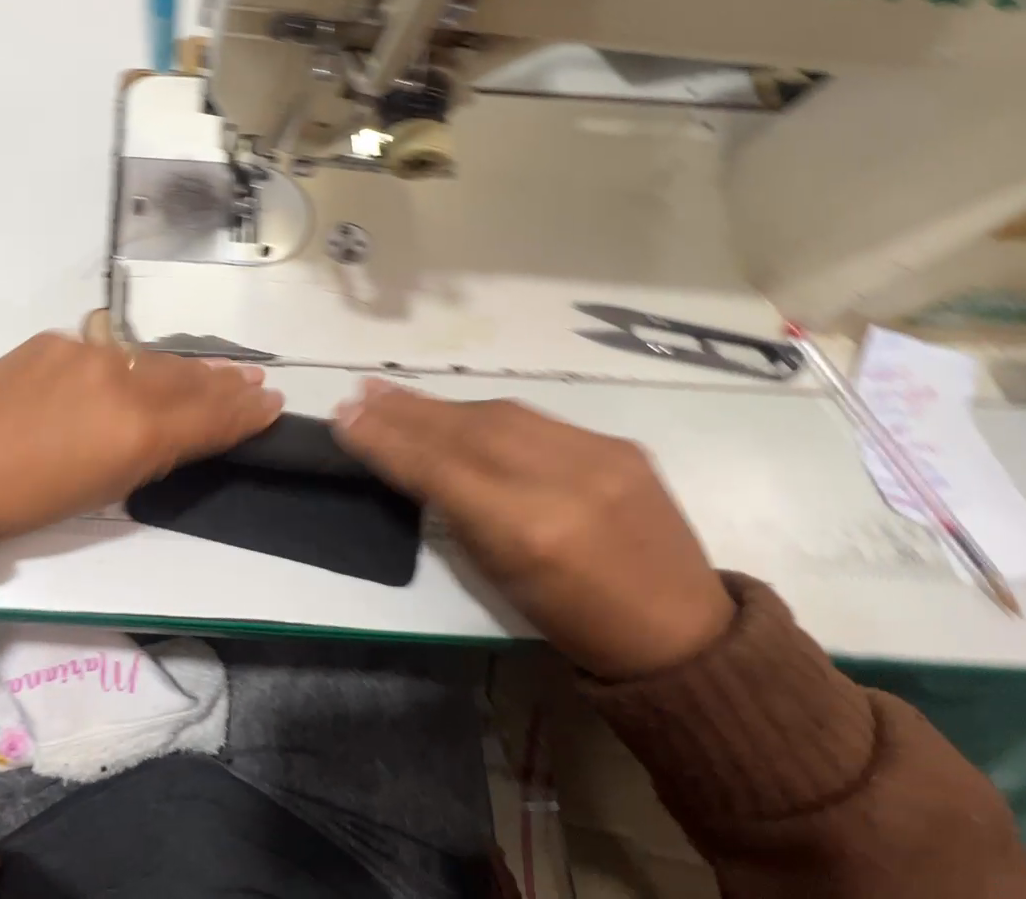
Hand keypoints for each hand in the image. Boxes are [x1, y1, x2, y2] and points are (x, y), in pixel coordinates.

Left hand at [0, 333, 283, 538]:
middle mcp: (121, 381)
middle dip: (225, 385)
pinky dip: (126, 365)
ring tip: (216, 372)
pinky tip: (136, 373)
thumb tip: (190, 429)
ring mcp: (87, 353)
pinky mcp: (57, 339)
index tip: (271, 403)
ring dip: (185, 370)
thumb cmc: (33, 500)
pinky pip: (106, 351)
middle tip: (254, 382)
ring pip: (152, 359)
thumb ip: (157, 452)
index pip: (209, 417)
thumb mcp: (108, 488)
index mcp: (138, 431)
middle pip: (188, 380)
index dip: (244, 412)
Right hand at [332, 379, 734, 678]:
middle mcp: (564, 481)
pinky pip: (534, 420)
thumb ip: (456, 513)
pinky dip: (484, 413)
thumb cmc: (572, 622)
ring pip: (498, 415)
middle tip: (358, 392)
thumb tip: (409, 463)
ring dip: (438, 404)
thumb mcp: (498, 577)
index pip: (440, 469)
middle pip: (465, 431)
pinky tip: (454, 409)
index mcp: (528, 531)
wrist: (681, 633)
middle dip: (404, 410)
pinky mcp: (619, 444)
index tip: (344, 418)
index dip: (386, 440)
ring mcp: (599, 456)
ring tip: (391, 393)